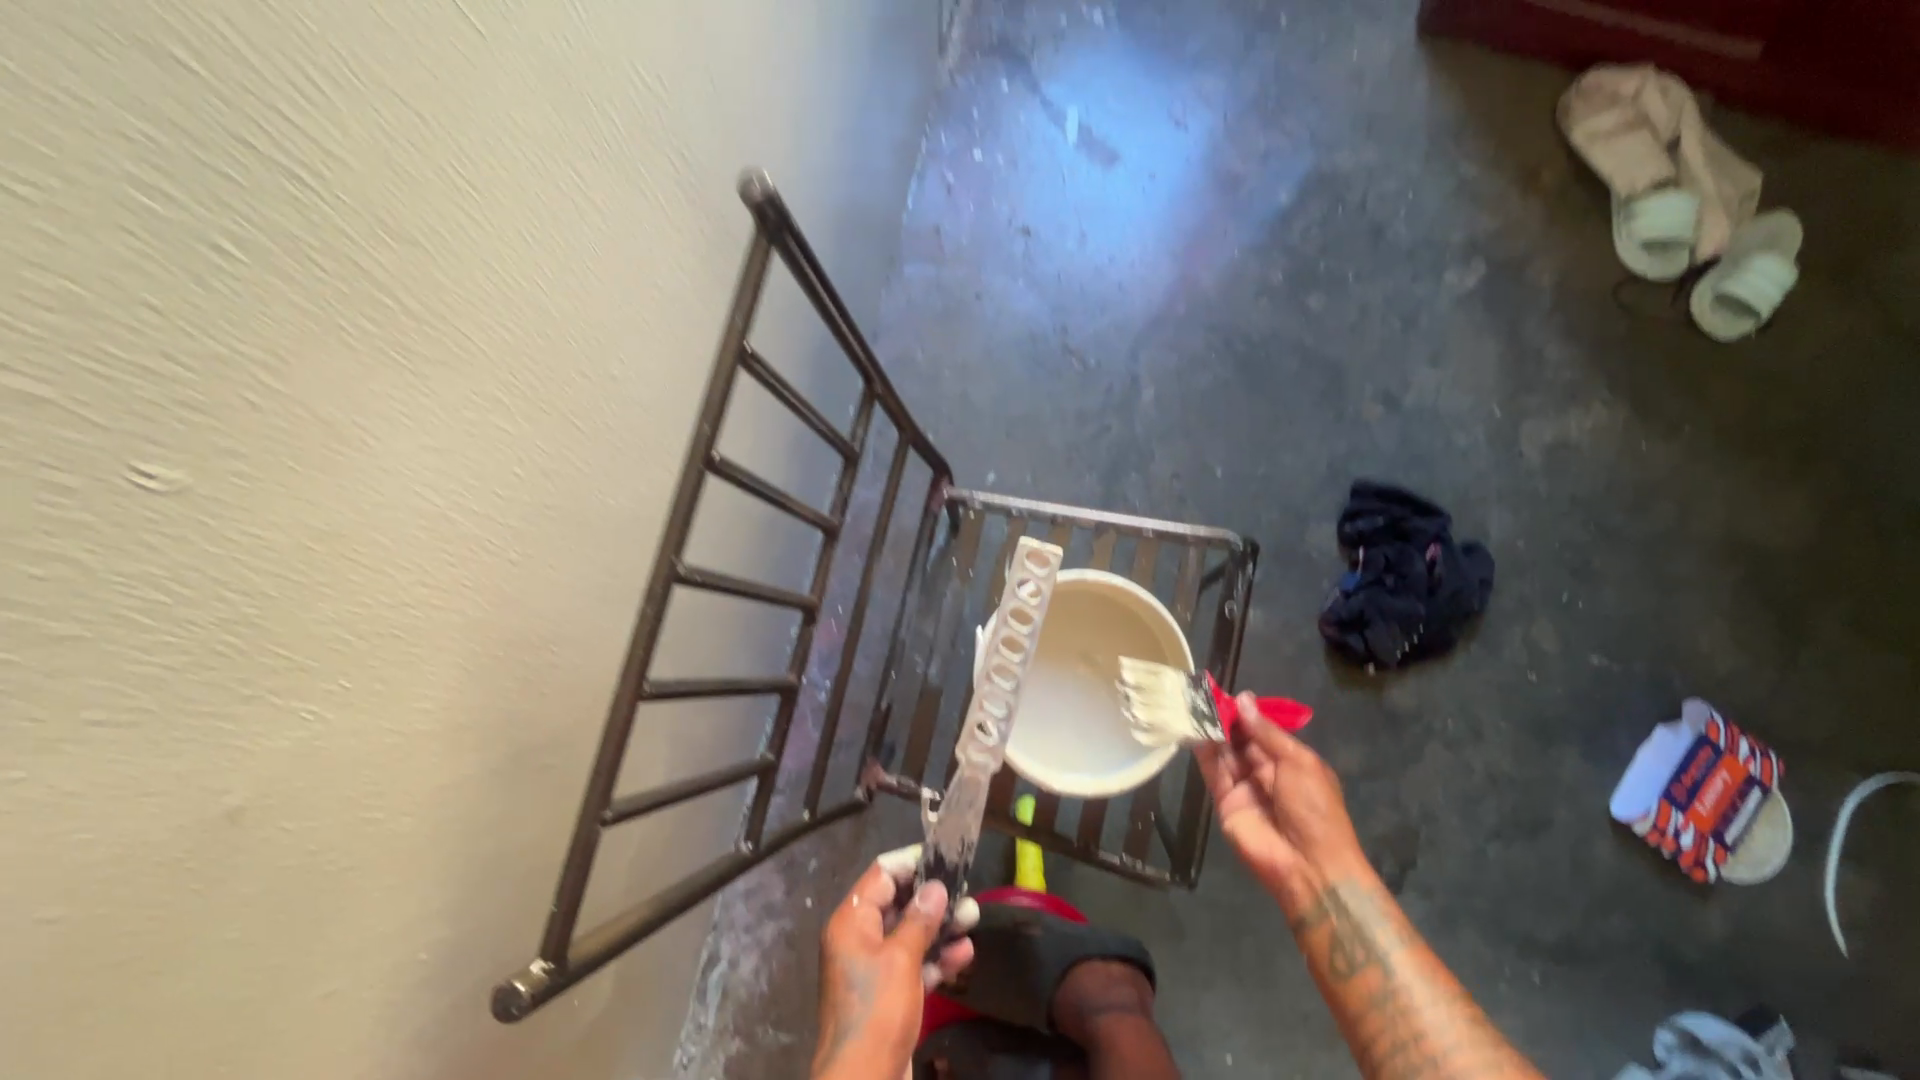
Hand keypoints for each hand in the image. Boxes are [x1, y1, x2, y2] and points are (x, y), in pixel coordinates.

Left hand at [812, 845, 979, 1079]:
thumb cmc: (878, 1011)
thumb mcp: (901, 959)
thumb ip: (920, 920)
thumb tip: (935, 886)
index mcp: (851, 923)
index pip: (881, 875)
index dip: (911, 864)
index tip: (944, 858)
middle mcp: (859, 940)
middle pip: (898, 904)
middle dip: (932, 899)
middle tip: (966, 893)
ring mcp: (874, 969)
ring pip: (910, 936)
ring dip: (940, 928)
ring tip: (972, 919)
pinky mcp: (890, 995)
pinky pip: (914, 965)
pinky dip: (937, 958)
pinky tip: (964, 954)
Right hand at [1196, 692, 1366, 910]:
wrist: (1308, 864)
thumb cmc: (1315, 809)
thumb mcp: (1298, 763)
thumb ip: (1267, 733)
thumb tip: (1244, 701)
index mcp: (1291, 762)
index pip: (1264, 732)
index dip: (1247, 714)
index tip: (1228, 694)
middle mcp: (1266, 773)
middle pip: (1241, 741)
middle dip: (1227, 720)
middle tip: (1206, 696)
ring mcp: (1244, 788)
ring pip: (1225, 754)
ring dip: (1212, 732)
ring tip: (1196, 707)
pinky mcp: (1224, 803)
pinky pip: (1213, 773)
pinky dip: (1204, 752)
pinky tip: (1194, 731)